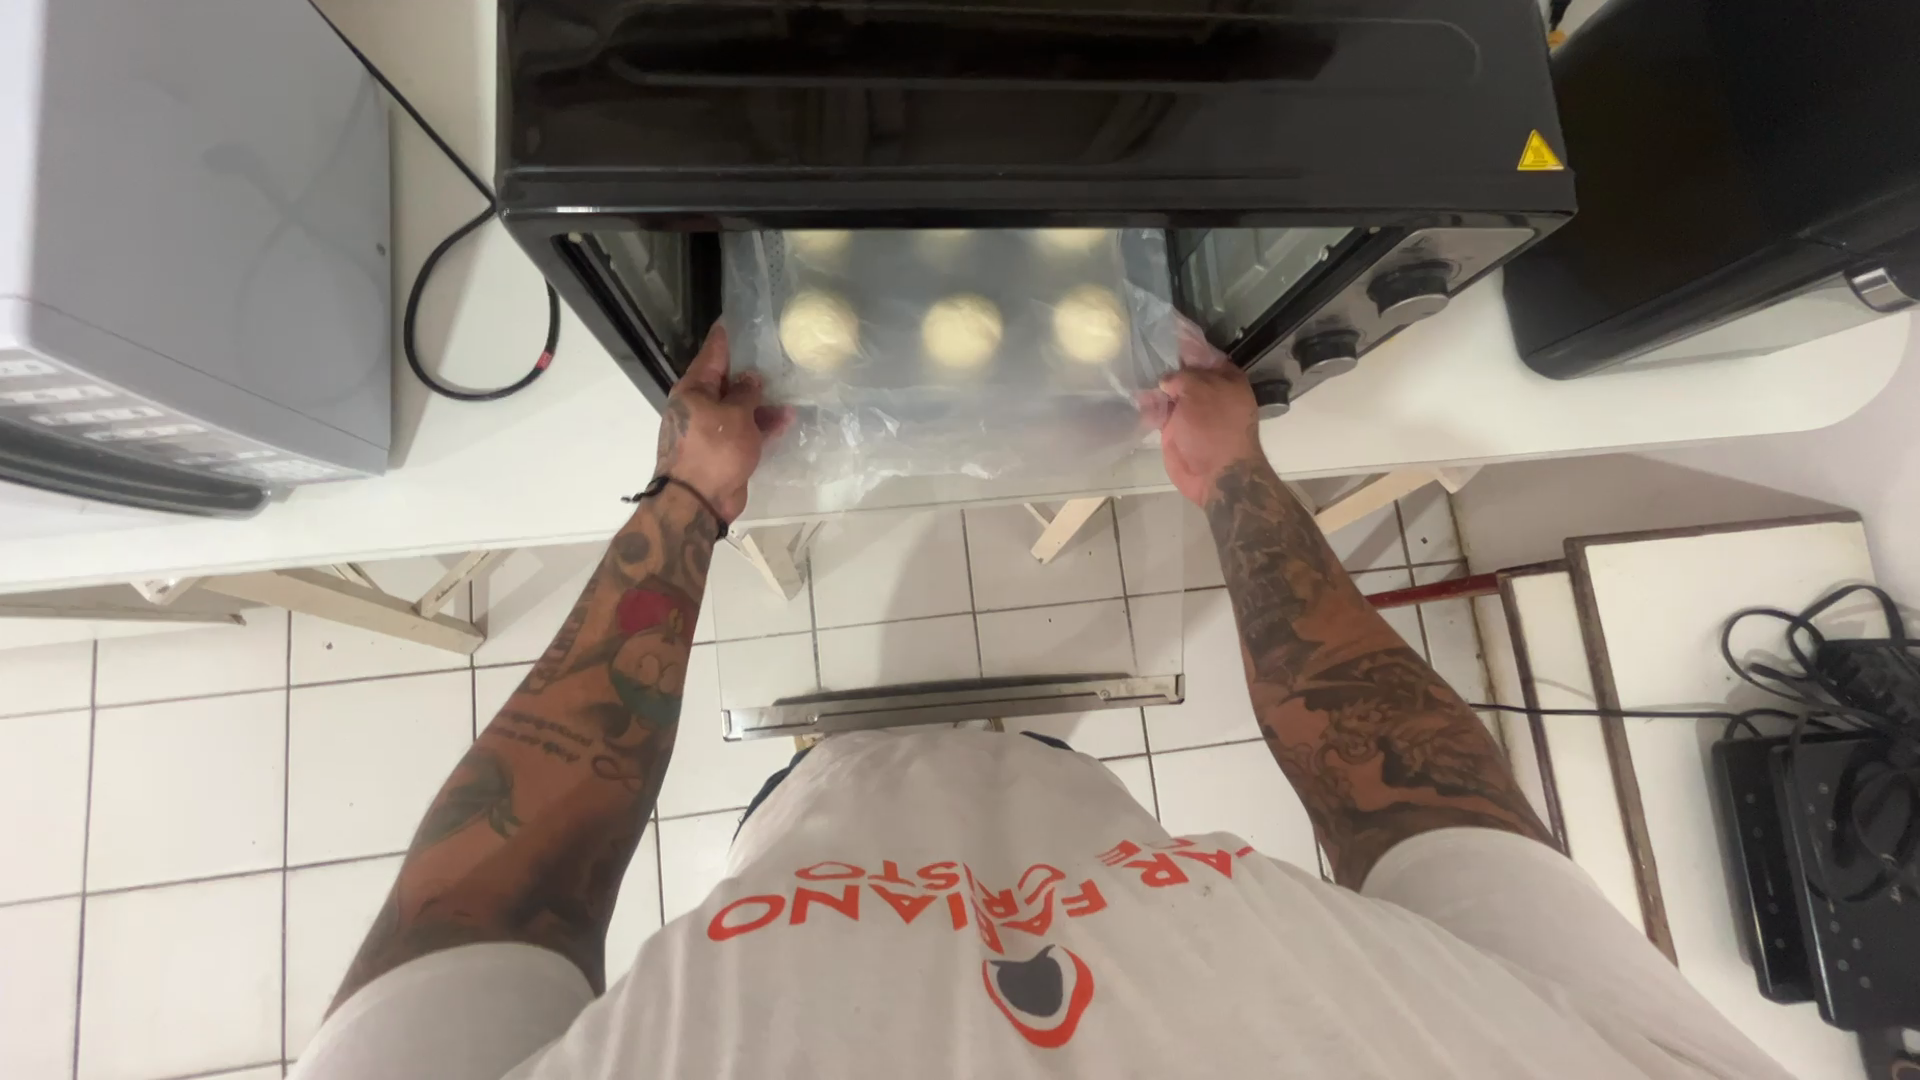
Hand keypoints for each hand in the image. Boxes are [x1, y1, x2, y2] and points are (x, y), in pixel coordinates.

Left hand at [653, 324, 792, 521]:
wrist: (699, 500)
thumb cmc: (713, 450)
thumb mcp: (735, 415)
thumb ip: (746, 393)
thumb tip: (752, 378)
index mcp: (693, 389)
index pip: (713, 353)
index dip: (728, 336)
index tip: (741, 319)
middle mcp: (699, 405)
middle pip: (728, 381)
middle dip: (752, 371)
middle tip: (777, 354)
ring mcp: (712, 429)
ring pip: (740, 407)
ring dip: (763, 402)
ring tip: (790, 392)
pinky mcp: (724, 450)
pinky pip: (746, 430)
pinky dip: (763, 425)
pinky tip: (786, 419)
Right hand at [1138, 321, 1267, 505]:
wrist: (1216, 474)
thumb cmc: (1216, 428)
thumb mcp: (1201, 392)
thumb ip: (1182, 377)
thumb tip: (1163, 379)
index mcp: (1223, 376)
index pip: (1200, 349)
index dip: (1182, 338)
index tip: (1161, 324)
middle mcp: (1207, 390)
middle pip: (1181, 369)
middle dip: (1161, 359)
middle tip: (1135, 342)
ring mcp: (1189, 410)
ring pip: (1166, 390)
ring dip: (1149, 382)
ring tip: (1126, 364)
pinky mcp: (1173, 428)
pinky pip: (1157, 410)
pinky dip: (1145, 404)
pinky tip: (1128, 393)